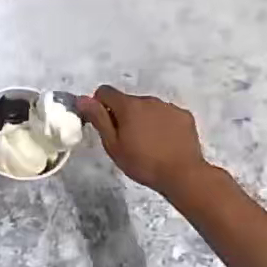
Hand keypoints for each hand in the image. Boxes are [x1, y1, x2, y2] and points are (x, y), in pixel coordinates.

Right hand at [75, 85, 209, 195]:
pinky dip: (162, 123)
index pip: (105, 91)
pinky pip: (166, 114)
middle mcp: (148, 100)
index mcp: (128, 106)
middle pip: (128, 101)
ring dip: (143, 119)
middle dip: (123, 115)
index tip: (104, 124)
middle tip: (126, 140)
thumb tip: (82, 98)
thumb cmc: (142, 163)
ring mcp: (168, 106)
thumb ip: (98, 118)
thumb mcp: (113, 145)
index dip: (99, 105)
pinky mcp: (184, 115)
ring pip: (148, 107)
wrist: (182, 174)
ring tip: (147, 143)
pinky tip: (164, 142)